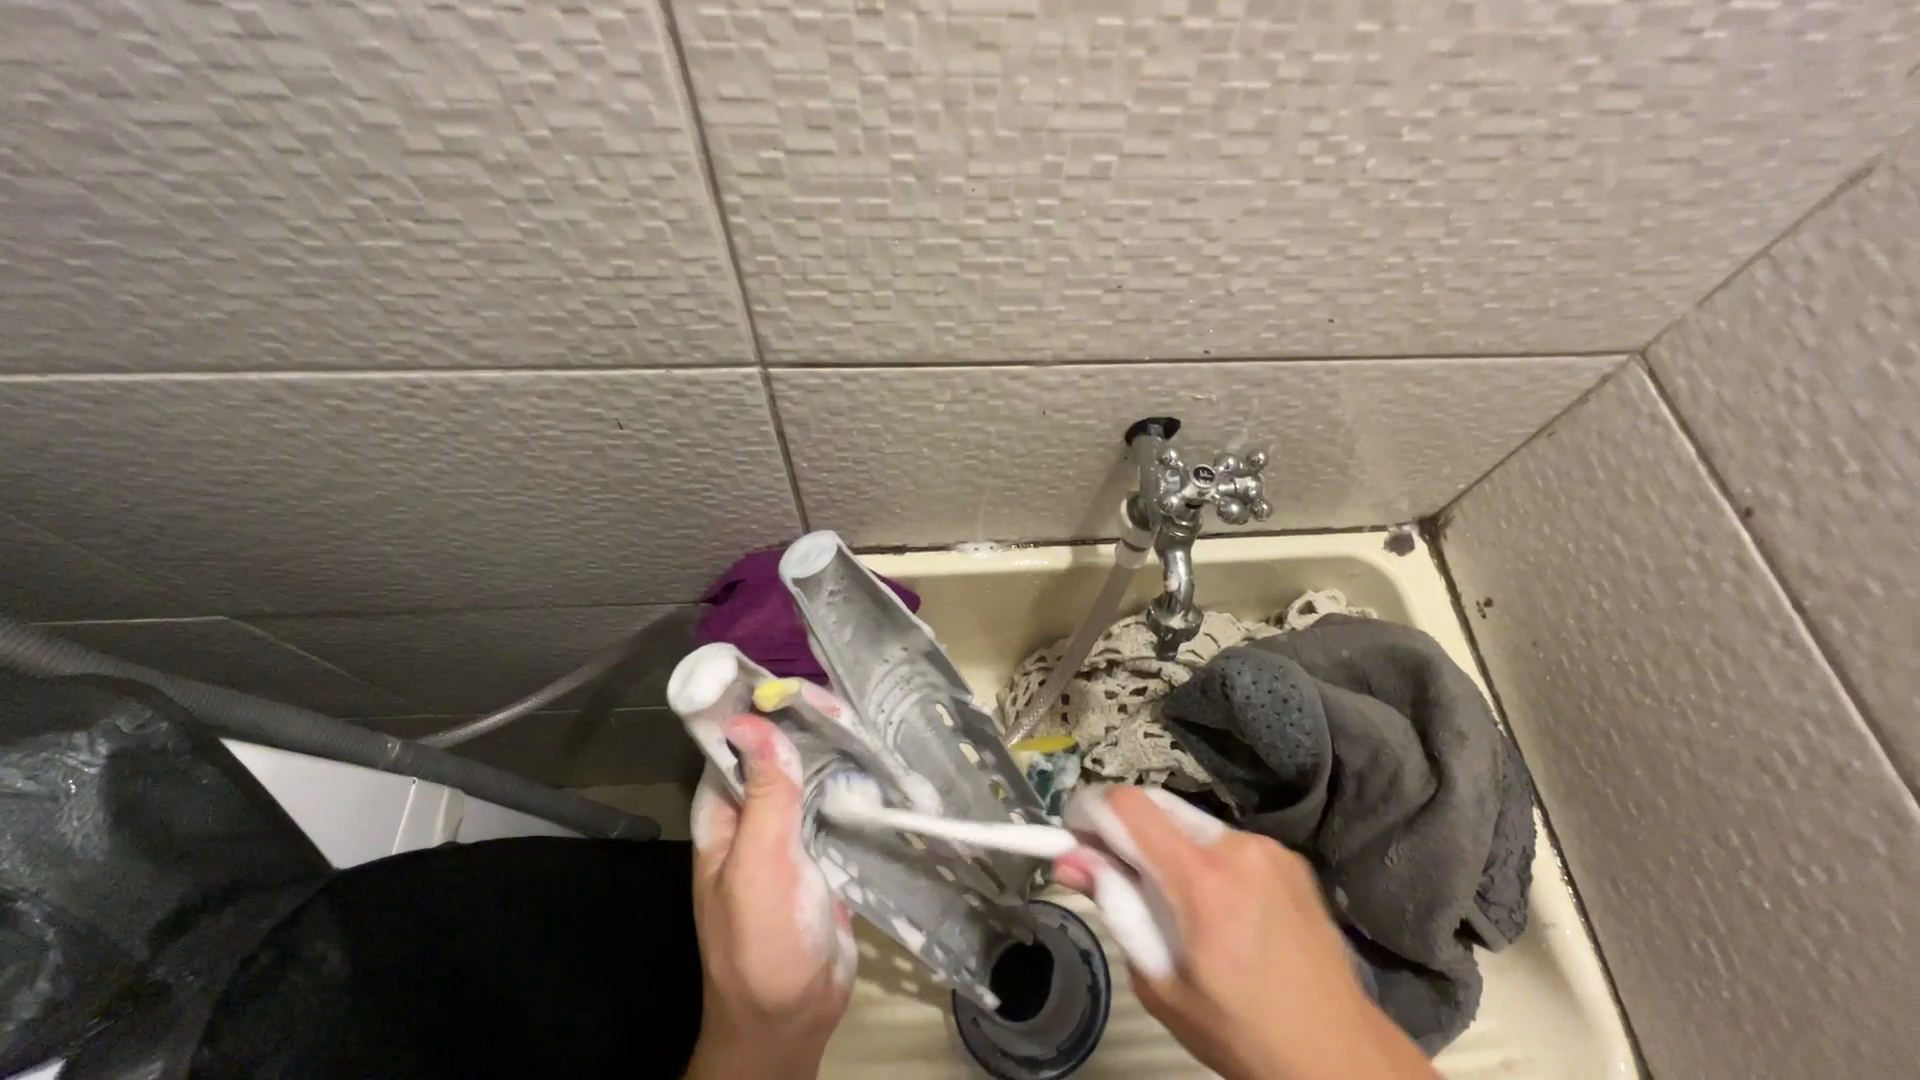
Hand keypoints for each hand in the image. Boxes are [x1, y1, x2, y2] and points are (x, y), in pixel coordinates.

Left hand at [685, 714, 854, 1079]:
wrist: (792, 1017)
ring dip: (836, 754)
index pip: (734, 745)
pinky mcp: (824, 855)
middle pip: (778, 756)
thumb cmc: (762, 942)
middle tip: (849, 705)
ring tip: (871, 724)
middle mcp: (754, 818)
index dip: (760, 710)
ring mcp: (791, 836)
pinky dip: (856, 788)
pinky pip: (837, 809)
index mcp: (723, 815)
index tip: (798, 685)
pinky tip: (882, 767)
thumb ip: (764, 793)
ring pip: (811, 780)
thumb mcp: (758, 861)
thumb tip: (754, 722)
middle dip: (808, 727)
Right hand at [1055, 787, 1438, 1079]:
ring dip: (1162, 844)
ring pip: (1190, 821)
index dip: (1090, 810)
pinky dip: (1201, 856)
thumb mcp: (1160, 980)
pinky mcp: (1290, 858)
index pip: (1129, 806)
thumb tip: (1070, 860)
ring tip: (1165, 900)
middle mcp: (1238, 847)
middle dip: (1123, 829)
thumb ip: (1116, 906)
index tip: (1072, 836)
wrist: (1339, 1054)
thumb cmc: (1240, 1032)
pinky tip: (1212, 905)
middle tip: (1107, 870)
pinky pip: (1225, 840)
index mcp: (1203, 880)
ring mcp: (1269, 849)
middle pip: (1158, 806)